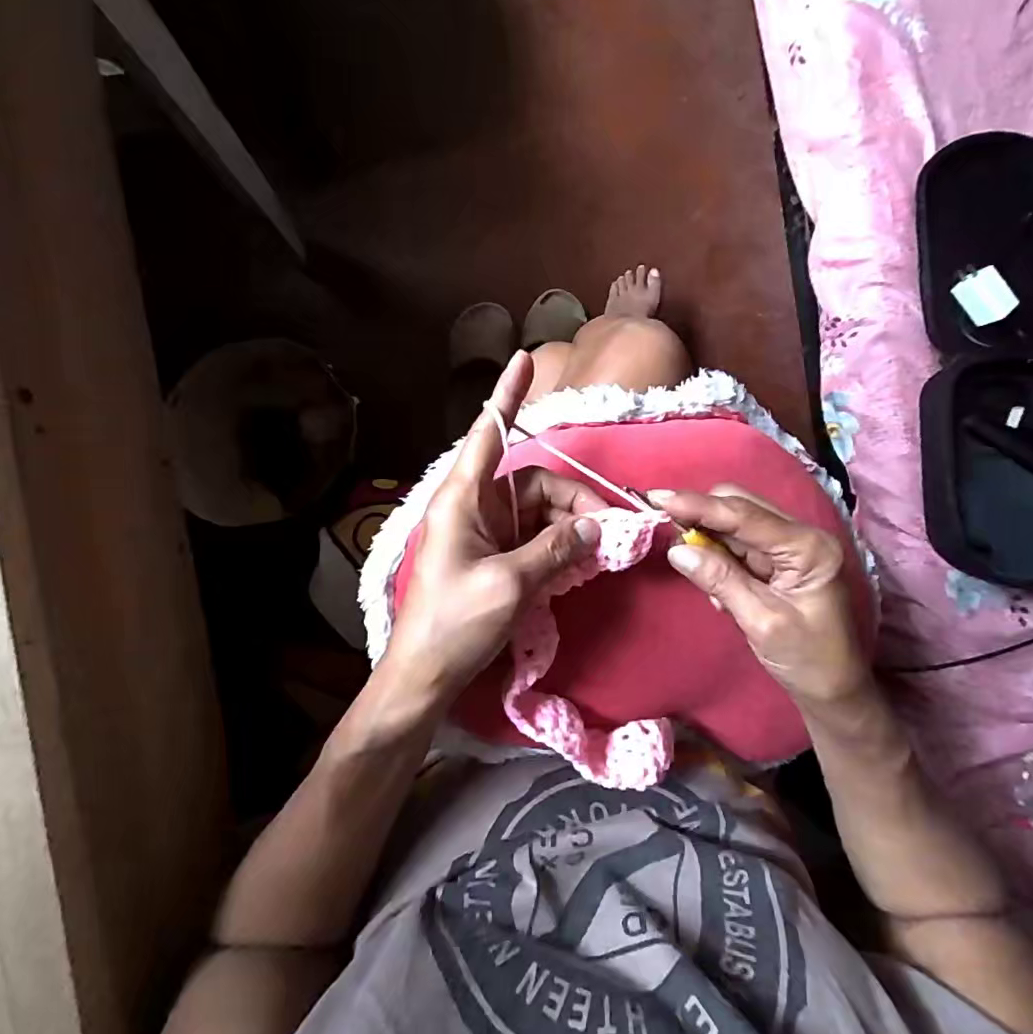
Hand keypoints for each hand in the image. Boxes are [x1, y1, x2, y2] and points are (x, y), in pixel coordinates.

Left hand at [380, 352, 607, 702]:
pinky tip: (582, 560)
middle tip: (607, 529)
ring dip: (571, 525)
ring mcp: (486, 534)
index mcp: (462, 499)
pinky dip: (560, 544)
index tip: (524, 358)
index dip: (507, 395)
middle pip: (532, 481)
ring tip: (599, 550)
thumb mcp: (508, 584)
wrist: (425, 674)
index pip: (488, 433)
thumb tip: (595, 527)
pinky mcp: (496, 558)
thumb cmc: (453, 623)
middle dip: (572, 498)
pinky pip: (536, 538)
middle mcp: (474, 507)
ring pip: (539, 511)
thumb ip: (554, 550)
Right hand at [651, 486, 869, 704]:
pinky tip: (714, 583)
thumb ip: (720, 580)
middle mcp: (801, 535)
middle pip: (740, 506)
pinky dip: (718, 554)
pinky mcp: (778, 559)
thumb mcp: (760, 622)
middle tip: (663, 526)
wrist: (835, 689)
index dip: (699, 505)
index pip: (744, 516)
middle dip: (700, 513)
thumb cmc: (807, 660)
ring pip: (736, 521)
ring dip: (706, 534)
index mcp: (807, 548)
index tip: (659, 498)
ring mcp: (791, 546)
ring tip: (688, 560)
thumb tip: (677, 550)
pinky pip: (738, 543)